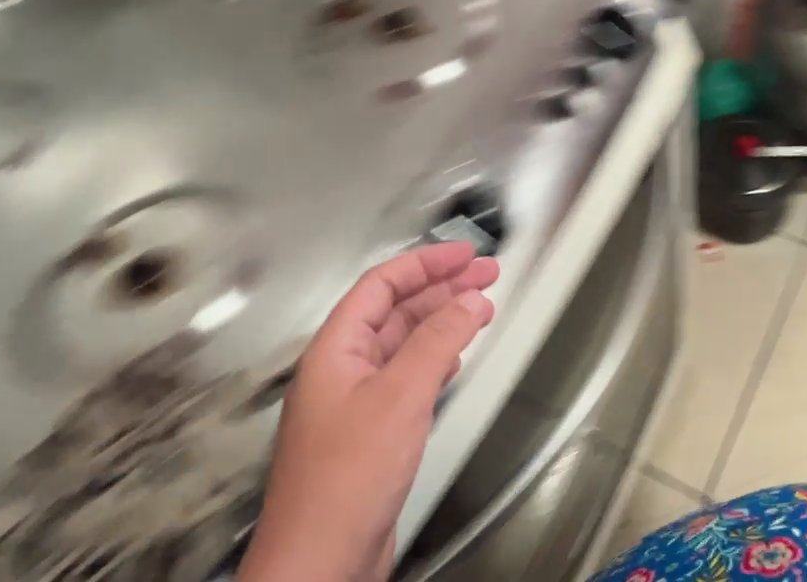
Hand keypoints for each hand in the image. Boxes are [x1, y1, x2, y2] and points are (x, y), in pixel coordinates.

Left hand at [239, 242, 498, 581]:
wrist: (321, 562)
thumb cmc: (343, 481)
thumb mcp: (400, 395)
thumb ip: (438, 341)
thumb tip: (471, 300)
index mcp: (335, 350)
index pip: (381, 284)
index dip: (426, 263)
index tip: (465, 254)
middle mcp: (343, 370)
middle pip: (395, 310)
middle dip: (442, 288)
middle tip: (485, 275)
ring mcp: (356, 401)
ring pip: (404, 343)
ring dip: (442, 322)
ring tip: (480, 308)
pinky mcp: (373, 432)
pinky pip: (408, 376)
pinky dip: (437, 359)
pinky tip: (455, 359)